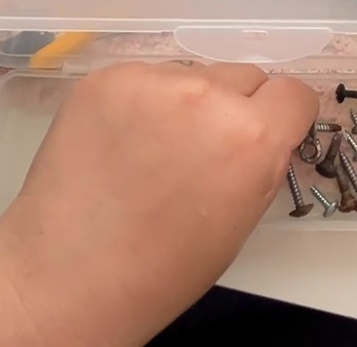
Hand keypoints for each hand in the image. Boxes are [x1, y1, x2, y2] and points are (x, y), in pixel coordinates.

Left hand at [0, 61, 316, 346]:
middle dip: (234, 105)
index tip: (269, 129)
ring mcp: (152, 80)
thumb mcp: (240, 218)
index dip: (284, 114)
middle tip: (202, 146)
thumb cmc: (162, 268)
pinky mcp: (107, 76)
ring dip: (185, 100)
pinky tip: (120, 139)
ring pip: (193, 73)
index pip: (294, 91)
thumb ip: (261, 158)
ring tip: (151, 147)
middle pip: (244, 75)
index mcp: (252, 136)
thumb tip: (265, 125)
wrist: (63, 282)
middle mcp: (207, 94)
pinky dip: (141, 101)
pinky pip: (146, 76)